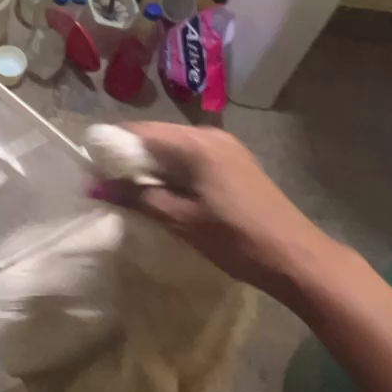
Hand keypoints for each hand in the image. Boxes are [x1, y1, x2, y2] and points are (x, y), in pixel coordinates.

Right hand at [92, 123, 342, 300]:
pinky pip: (190, 157)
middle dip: (129, 158)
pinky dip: (172, 171)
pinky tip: (164, 194)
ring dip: (150, 166)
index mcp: (195, 142)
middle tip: (107, 185)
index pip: (138, 132)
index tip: (91, 170)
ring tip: (131, 193)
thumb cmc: (236, 239)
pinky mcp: (234, 163)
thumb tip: (94, 186)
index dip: (111, 147)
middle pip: (155, 136)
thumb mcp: (180, 220)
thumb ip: (137, 198)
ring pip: (172, 148)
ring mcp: (225, 147)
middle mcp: (209, 134)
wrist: (299, 259)